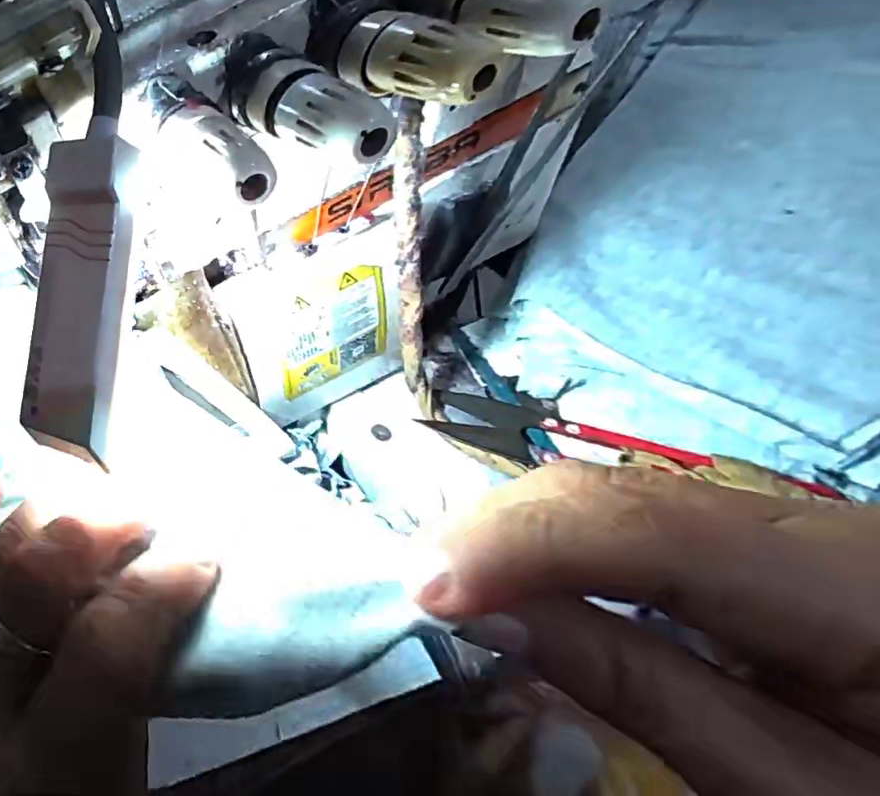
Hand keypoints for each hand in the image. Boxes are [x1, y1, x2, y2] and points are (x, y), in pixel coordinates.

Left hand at [0, 473, 216, 795]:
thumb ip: (135, 697)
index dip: (156, 590)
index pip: (103, 648)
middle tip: (136, 514)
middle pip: (30, 585)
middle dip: (90, 533)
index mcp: (47, 763)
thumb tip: (157, 599)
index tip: (197, 553)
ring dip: (40, 518)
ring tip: (86, 497)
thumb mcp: (118, 784)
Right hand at [420, 460, 879, 794]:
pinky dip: (547, 536)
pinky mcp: (752, 526)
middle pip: (603, 491)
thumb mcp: (806, 790)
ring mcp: (780, 514)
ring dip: (506, 531)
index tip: (424, 594)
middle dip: (492, 533)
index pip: (641, 528)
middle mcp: (815, 521)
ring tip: (450, 579)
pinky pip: (621, 509)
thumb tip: (485, 615)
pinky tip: (512, 570)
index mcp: (859, 588)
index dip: (513, 546)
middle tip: (420, 589)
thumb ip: (645, 692)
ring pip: (598, 489)